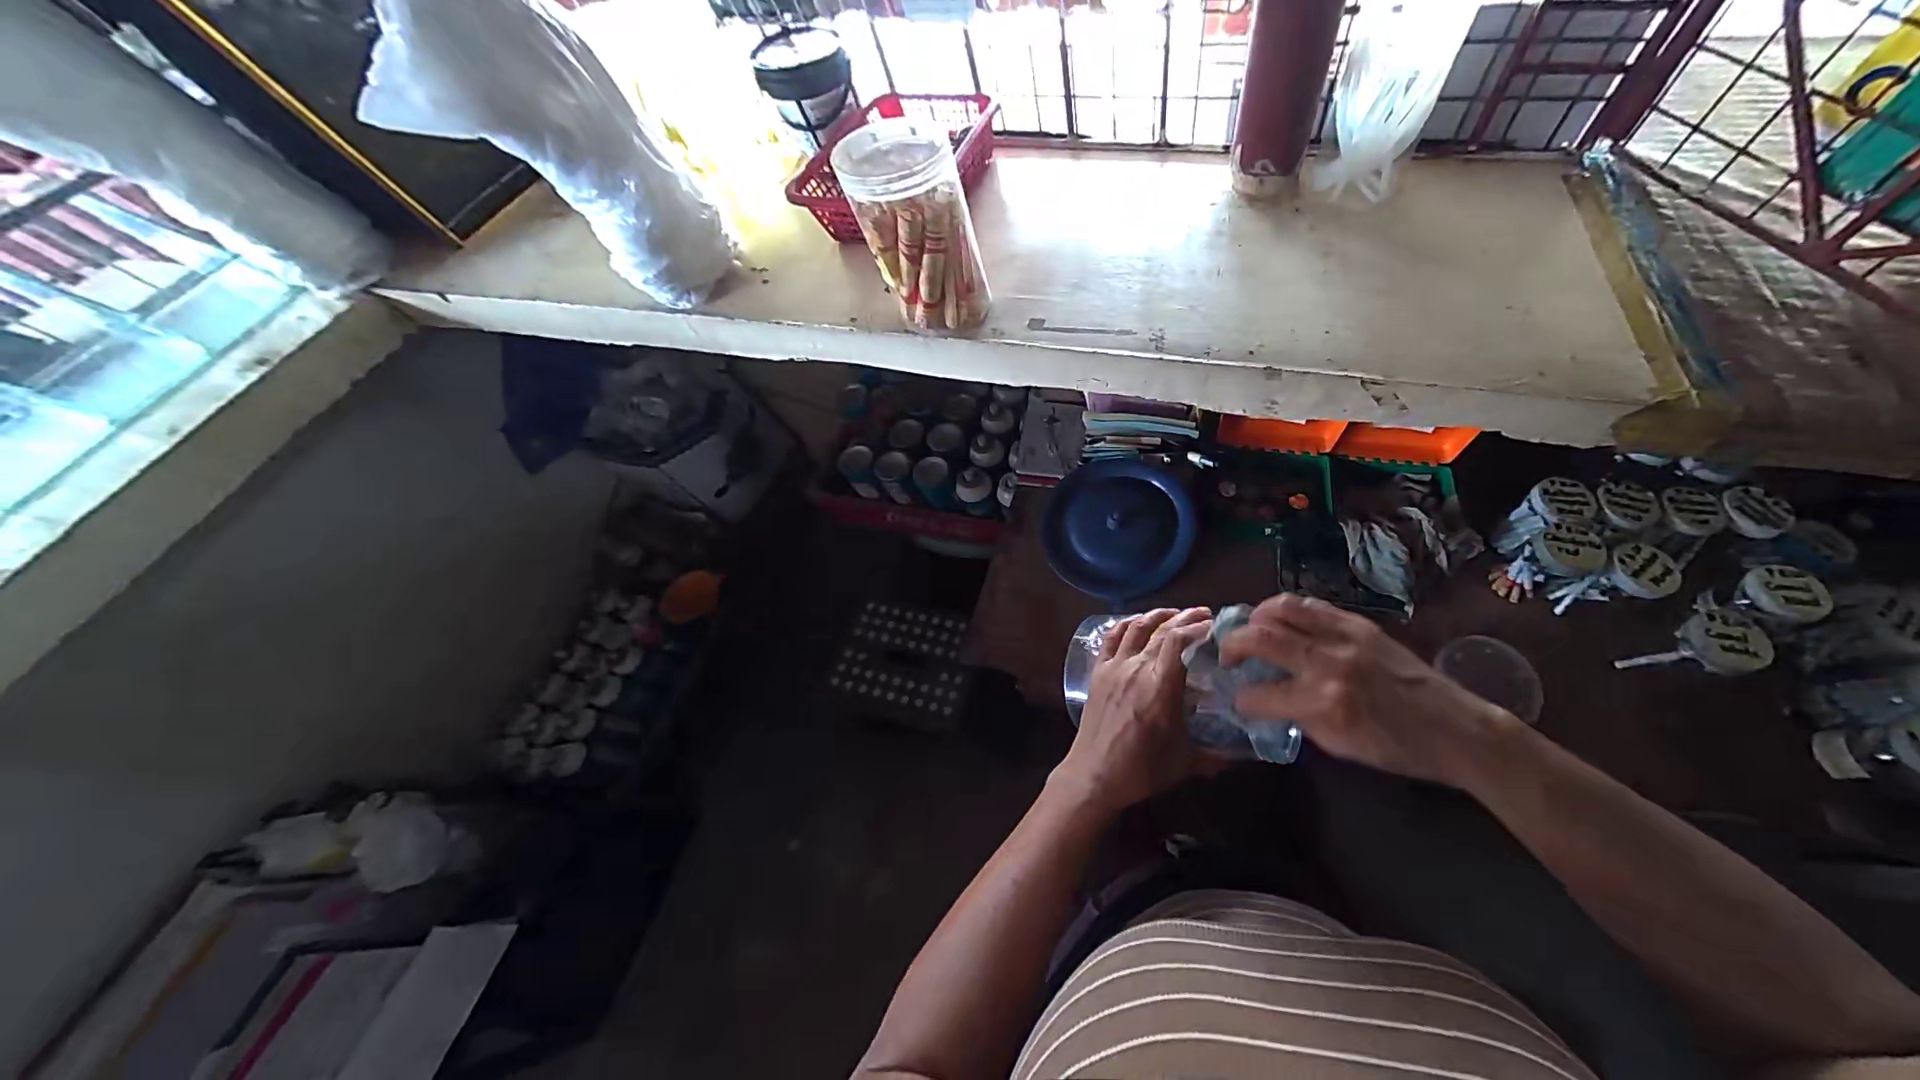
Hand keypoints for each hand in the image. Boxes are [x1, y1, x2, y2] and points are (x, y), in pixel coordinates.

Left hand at [1052, 607, 1216, 816]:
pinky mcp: (1097, 673)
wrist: (1094, 775)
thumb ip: (1215, 756)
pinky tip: (1136, 622)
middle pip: (1161, 631)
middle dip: (1186, 619)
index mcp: (1160, 687)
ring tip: (1175, 613)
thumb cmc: (1141, 769)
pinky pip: (1111, 639)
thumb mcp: (1185, 762)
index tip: (1217, 625)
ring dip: (1157, 616)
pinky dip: (1125, 625)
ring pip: (1136, 629)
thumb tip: (1239, 756)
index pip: (1179, 641)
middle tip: (1206, 615)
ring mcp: (1113, 668)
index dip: (1198, 628)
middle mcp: (1135, 669)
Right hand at [1220, 594, 1521, 786]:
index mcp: (1324, 703)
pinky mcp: (1361, 624)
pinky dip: (1286, 610)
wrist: (1457, 730)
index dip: (1241, 700)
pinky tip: (1282, 622)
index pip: (1259, 695)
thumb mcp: (1339, 745)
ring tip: (1251, 631)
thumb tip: (1268, 699)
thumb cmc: (1397, 749)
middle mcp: (1329, 663)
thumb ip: (1299, 717)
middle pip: (1260, 638)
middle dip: (1232, 646)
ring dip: (1255, 619)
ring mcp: (1346, 637)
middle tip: (1228, 657)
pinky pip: (1311, 605)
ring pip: (1281, 609)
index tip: (1239, 701)